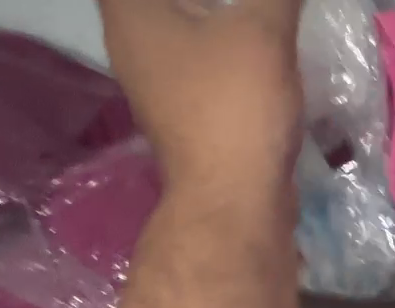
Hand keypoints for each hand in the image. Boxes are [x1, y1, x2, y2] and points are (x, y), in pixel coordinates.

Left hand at [97, 0, 306, 193]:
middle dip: (213, 5)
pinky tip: (265, 64)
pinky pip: (205, 71)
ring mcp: (157, 84)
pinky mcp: (187, 118)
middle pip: (167, 5)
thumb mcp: (263, 36)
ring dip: (222, 23)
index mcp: (129, 5)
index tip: (245, 3)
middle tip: (262, 6)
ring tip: (265, 19)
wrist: (236, 201)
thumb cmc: (235, 108)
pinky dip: (231, 60)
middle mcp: (130, 39)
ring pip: (185, 34)